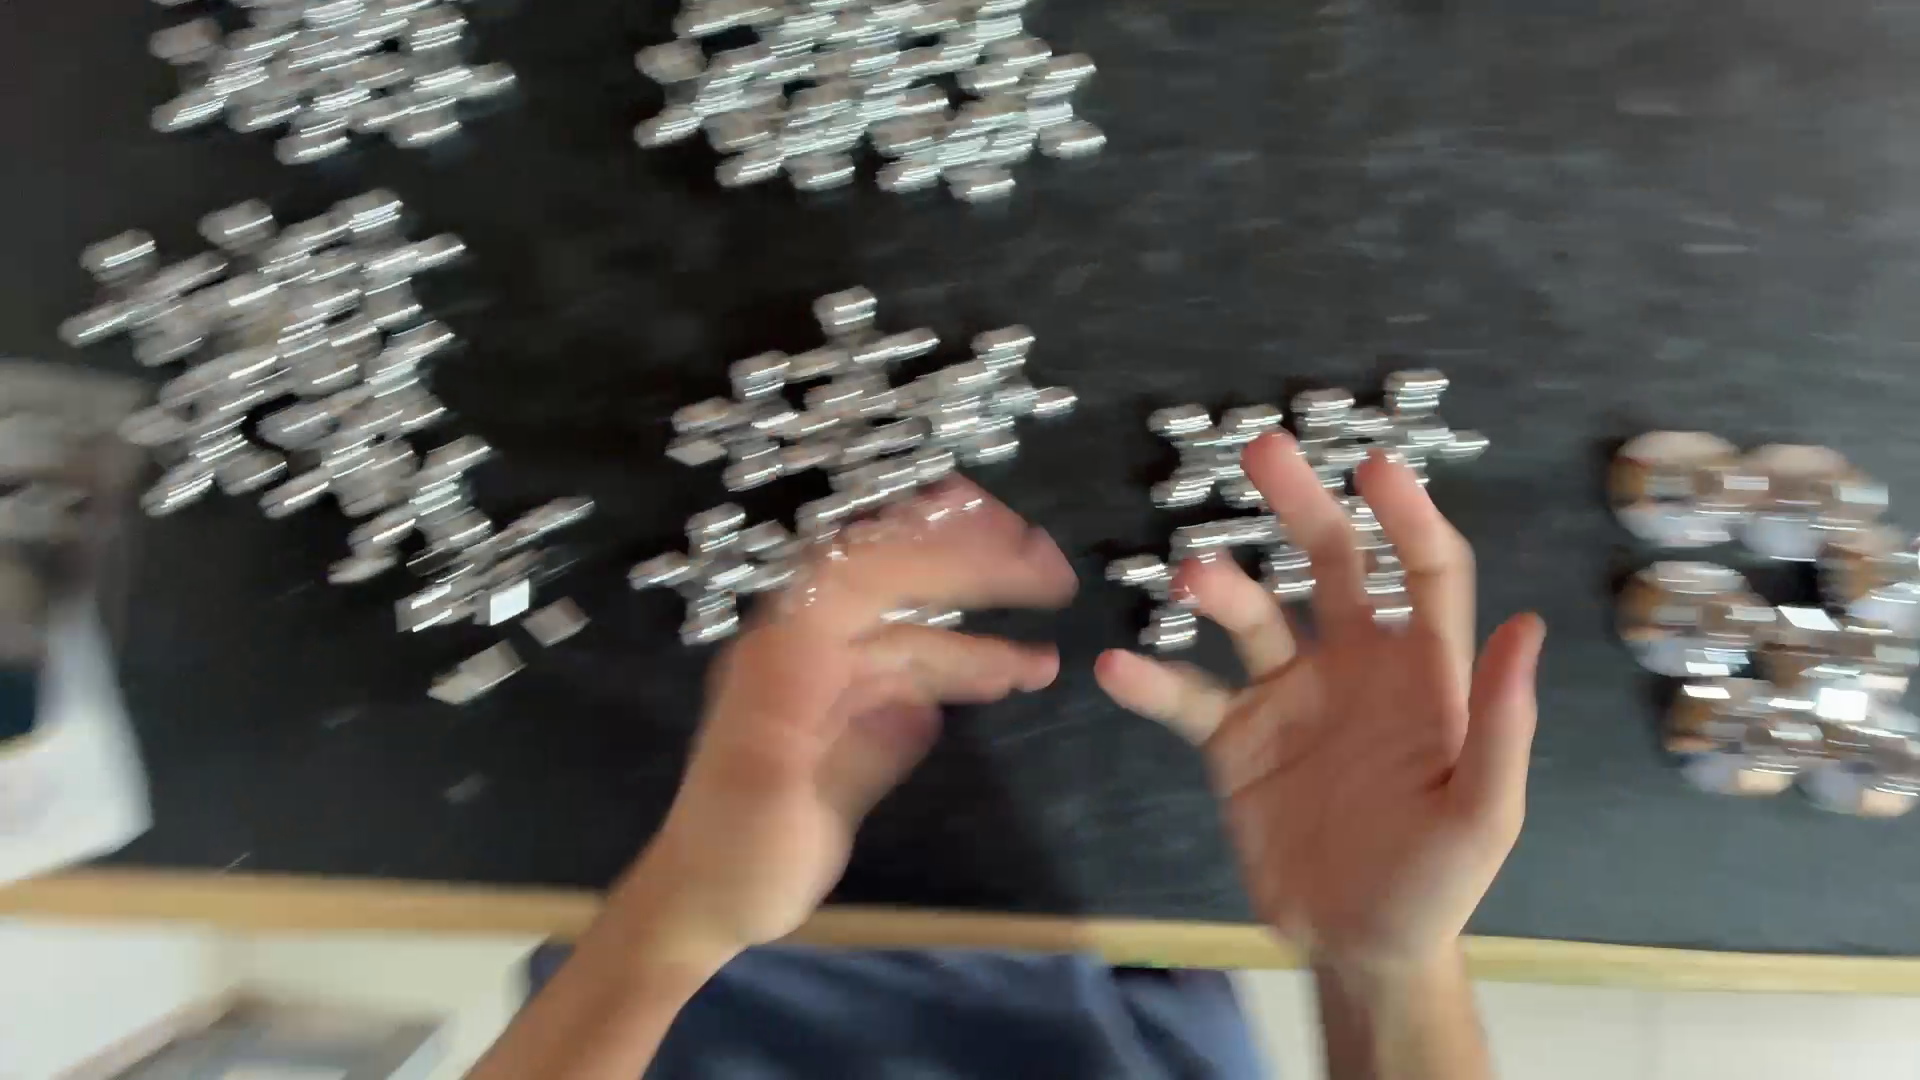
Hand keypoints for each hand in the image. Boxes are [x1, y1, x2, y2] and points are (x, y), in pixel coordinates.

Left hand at [632, 478, 1077, 961]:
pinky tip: (1012, 677)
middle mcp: (811, 646)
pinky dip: (968, 669)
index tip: (1002, 547)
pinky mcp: (854, 704)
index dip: (931, 552)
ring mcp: (836, 675)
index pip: (862, 576)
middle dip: (968, 565)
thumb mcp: (771, 810)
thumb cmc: (736, 861)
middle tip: (1042, 563)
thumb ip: (842, 749)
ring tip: (1046, 657)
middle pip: (893, 581)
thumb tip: (914, 701)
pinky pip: (917, 670)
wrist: (710, 897)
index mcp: (784, 657)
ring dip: (982, 634)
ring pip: (916, 631)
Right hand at [1096, 434, 1544, 970]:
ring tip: (1190, 578)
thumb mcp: (1482, 816)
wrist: (1352, 942)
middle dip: (1300, 505)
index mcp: (1420, 675)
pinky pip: (1186, 697)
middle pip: (1326, 565)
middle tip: (1262, 450)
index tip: (1373, 468)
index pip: (1421, 573)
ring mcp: (1282, 696)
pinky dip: (1151, 684)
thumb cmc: (1432, 880)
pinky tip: (1117, 670)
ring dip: (1219, 592)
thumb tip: (1524, 627)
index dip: (1406, 517)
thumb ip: (1501, 727)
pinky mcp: (1228, 735)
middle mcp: (1347, 666)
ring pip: (1248, 621)